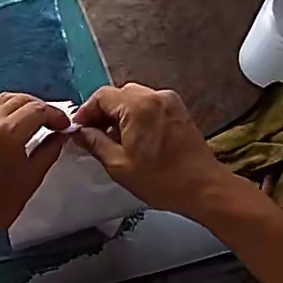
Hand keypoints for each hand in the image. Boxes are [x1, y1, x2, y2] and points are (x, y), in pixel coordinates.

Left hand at [0, 93, 71, 248]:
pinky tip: (21, 128)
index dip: (56, 115)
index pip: (37, 109)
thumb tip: (61, 135)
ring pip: (5, 100)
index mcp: (6, 132)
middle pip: (20, 99)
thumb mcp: (32, 176)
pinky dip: (10, 112)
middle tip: (56, 123)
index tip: (66, 126)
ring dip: (25, 106)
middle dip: (41, 107)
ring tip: (40, 123)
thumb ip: (49, 150)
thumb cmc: (0, 204)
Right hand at [72, 83, 238, 219]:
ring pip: (134, 99)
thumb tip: (81, 133)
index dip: (86, 111)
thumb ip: (95, 143)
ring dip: (120, 115)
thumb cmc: (164, 180)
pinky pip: (150, 106)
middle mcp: (155, 97)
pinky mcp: (179, 112)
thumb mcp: (118, 165)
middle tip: (92, 135)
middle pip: (118, 95)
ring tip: (113, 140)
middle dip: (102, 113)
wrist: (203, 187)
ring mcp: (170, 103)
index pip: (102, 96)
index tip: (79, 128)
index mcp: (138, 106)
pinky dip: (137, 117)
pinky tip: (133, 139)